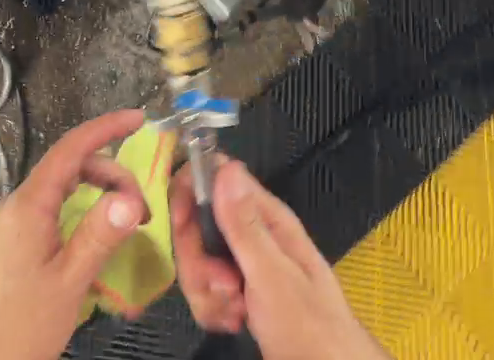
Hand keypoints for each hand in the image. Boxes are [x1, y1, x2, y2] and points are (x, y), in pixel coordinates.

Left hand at [0, 109, 150, 359]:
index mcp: (30, 204)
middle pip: (70, 169)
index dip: (105, 129)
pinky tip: (99, 240)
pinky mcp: (14, 244)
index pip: (71, 149)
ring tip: (129, 224)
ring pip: (62, 191)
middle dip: (111, 175)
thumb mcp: (68, 283)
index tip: (139, 119)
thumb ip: (98, 236)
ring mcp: (14, 223)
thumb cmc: (21, 324)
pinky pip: (53, 213)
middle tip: (144, 209)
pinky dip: (81, 215)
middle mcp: (19, 204)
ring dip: (98, 196)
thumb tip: (130, 197)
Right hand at [170, 158, 389, 359]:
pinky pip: (203, 286)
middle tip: (224, 287)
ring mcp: (243, 262)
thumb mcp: (274, 277)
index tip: (183, 225)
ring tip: (235, 313)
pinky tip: (232, 323)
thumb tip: (224, 165)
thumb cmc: (310, 328)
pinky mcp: (237, 290)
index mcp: (265, 216)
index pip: (213, 178)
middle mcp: (252, 233)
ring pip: (197, 259)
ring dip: (205, 290)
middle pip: (196, 224)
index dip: (188, 194)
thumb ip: (245, 225)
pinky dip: (212, 308)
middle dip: (198, 259)